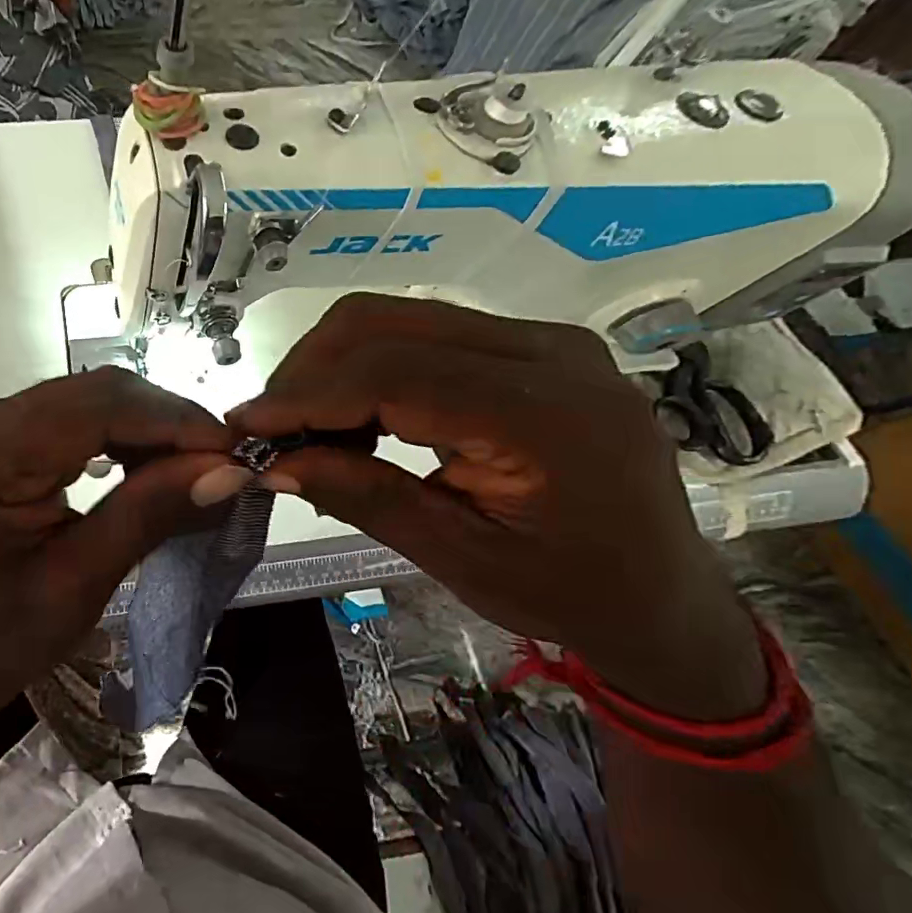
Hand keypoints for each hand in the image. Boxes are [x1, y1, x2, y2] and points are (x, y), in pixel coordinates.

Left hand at [0, 368, 239, 710]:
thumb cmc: (5, 636)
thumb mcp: (81, 581)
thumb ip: (148, 513)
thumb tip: (227, 468)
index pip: (96, 410)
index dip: (172, 421)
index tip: (234, 449)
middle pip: (97, 394)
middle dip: (169, 422)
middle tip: (224, 461)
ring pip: (96, 398)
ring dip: (154, 426)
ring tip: (197, 465)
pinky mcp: (6, 433)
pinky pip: (82, 415)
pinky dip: (129, 434)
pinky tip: (155, 463)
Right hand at [229, 294, 765, 719]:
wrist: (665, 595)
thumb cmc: (572, 595)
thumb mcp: (462, 559)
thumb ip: (366, 498)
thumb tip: (275, 463)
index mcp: (543, 415)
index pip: (394, 373)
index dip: (307, 395)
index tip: (246, 428)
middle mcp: (548, 352)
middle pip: (390, 322)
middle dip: (312, 370)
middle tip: (274, 430)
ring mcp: (545, 339)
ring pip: (403, 317)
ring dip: (338, 364)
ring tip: (311, 427)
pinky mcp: (535, 345)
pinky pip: (432, 332)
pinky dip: (376, 365)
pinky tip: (361, 413)